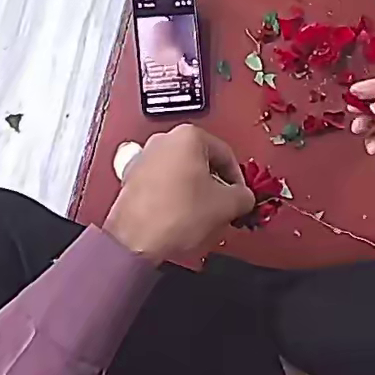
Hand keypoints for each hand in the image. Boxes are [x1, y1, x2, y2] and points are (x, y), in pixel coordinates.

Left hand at [105, 125, 254, 266]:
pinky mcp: (131, 177)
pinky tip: (179, 216)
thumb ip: (244, 196)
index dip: (238, 179)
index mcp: (189, 135)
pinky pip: (162, 183)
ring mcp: (144, 157)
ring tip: (201, 215)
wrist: (134, 239)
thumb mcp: (226, 205)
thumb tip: (244, 197)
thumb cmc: (176, 214)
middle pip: (202, 161)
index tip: (240, 195)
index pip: (226, 155)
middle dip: (215, 185)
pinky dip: (173, 195)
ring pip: (181, 172)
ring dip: (195, 191)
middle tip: (223, 206)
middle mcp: (164, 139)